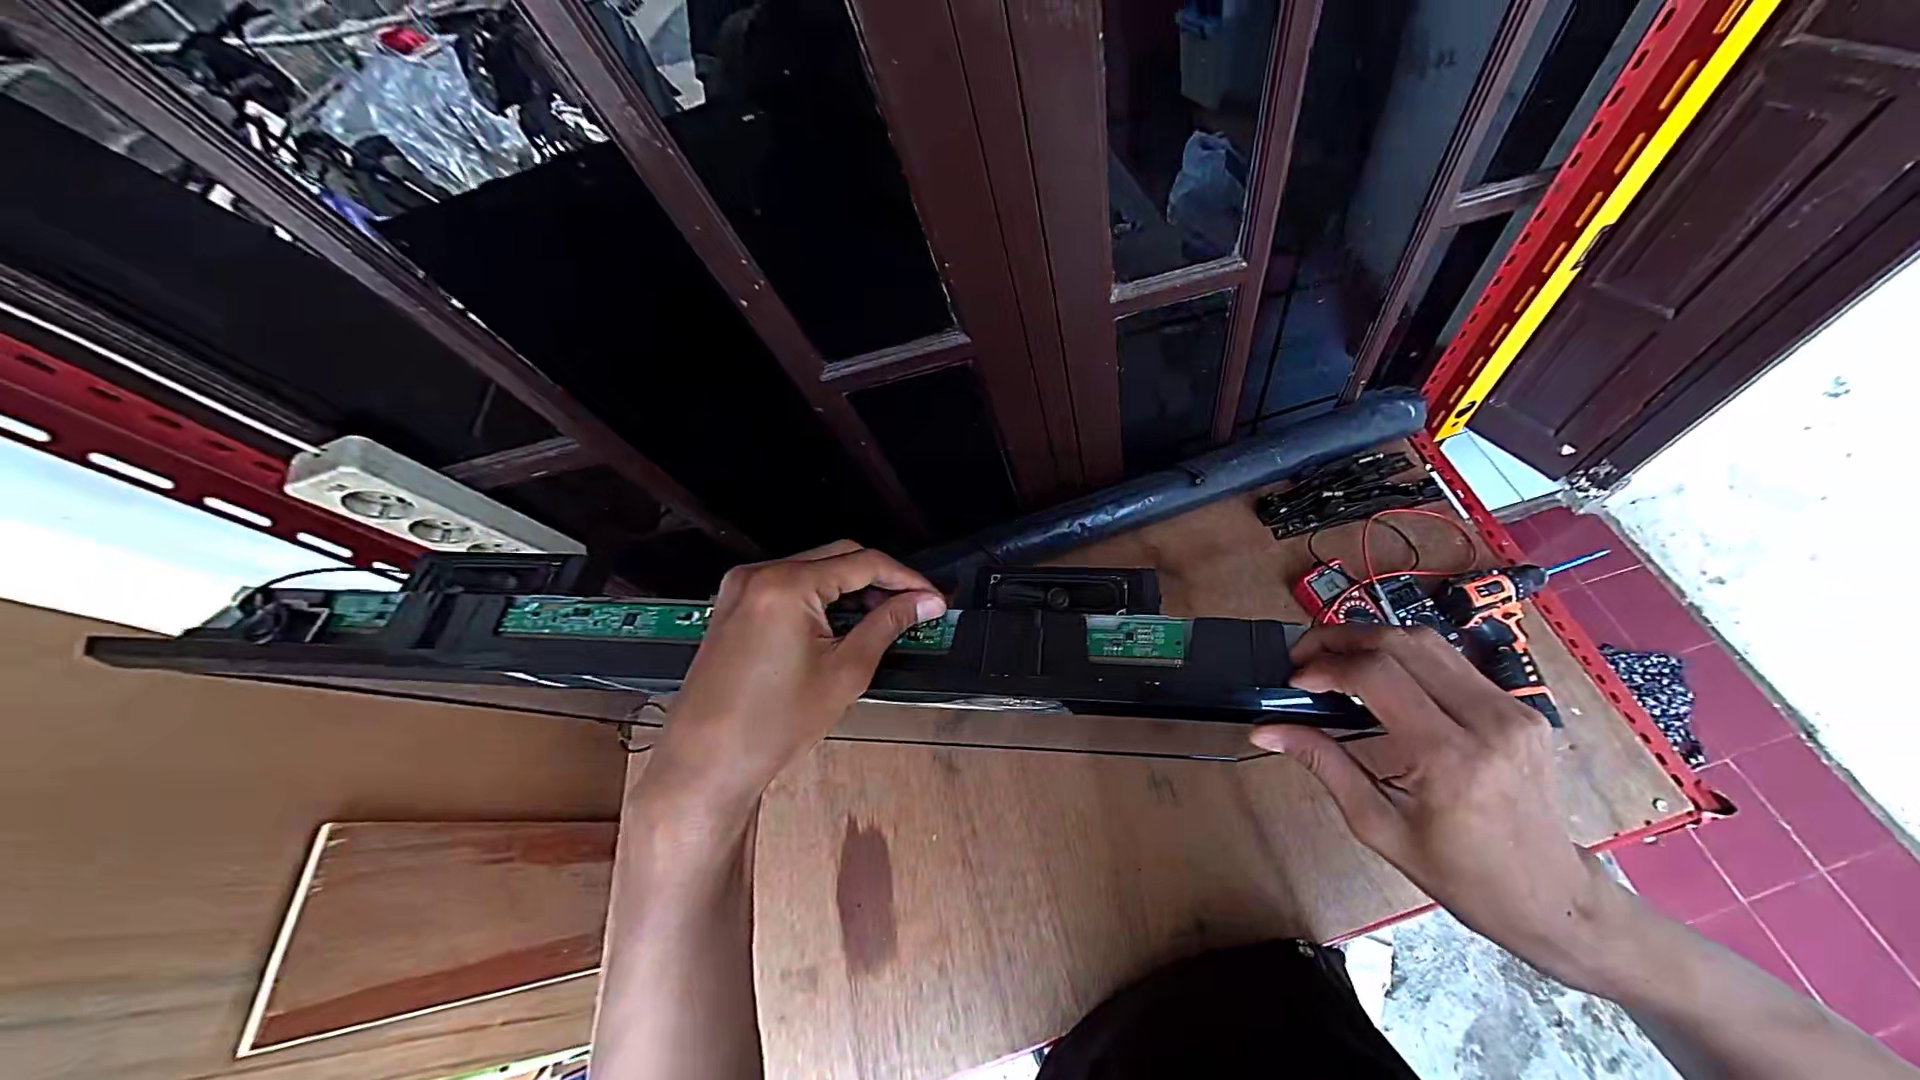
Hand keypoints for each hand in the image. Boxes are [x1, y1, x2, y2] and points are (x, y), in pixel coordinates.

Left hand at [653, 540, 946, 805]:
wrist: (707, 761)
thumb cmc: (768, 726)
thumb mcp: (845, 672)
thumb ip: (888, 625)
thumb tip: (921, 603)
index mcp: (786, 586)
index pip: (864, 563)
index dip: (907, 579)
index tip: (930, 597)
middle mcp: (759, 575)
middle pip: (838, 557)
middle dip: (880, 580)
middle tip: (913, 608)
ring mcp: (741, 588)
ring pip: (814, 569)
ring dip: (851, 589)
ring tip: (881, 620)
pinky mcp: (734, 605)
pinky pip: (788, 585)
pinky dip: (820, 597)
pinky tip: (841, 623)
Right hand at [1252, 624, 1623, 990]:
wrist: (1554, 898)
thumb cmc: (1459, 873)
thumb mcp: (1376, 824)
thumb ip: (1322, 762)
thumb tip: (1264, 731)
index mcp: (1450, 756)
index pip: (1375, 675)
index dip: (1323, 666)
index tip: (1292, 681)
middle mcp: (1488, 720)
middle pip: (1400, 641)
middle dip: (1339, 638)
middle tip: (1302, 656)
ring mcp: (1512, 709)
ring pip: (1426, 640)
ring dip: (1369, 639)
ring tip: (1333, 659)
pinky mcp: (1519, 707)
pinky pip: (1448, 661)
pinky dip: (1401, 656)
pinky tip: (1378, 678)